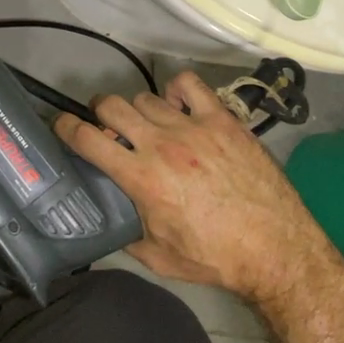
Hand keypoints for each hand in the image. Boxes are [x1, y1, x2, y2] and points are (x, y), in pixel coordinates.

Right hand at [54, 71, 338, 303]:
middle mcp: (161, 145)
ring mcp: (193, 128)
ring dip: (139, 112)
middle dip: (100, 114)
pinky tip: (179, 109)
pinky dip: (176, 91)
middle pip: (110, 105)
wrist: (280, 254)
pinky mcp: (223, 120)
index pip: (84, 136)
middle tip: (109, 129)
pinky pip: (188, 84)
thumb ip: (123, 231)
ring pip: (144, 97)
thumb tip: (104, 215)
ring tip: (150, 127)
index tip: (62, 128)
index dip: (64, 127)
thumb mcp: (157, 257)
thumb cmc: (217, 258)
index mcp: (141, 177)